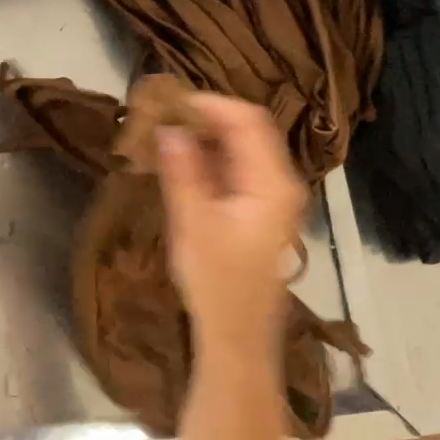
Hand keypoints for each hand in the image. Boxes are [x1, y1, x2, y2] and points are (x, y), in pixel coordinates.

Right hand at [156, 95, 305, 363]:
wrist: (237, 337)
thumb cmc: (218, 283)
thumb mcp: (193, 223)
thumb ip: (182, 171)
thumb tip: (168, 127)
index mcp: (272, 183)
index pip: (247, 120)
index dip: (209, 103)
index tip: (167, 102)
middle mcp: (280, 183)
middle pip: (245, 130)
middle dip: (203, 118)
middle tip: (159, 117)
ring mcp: (271, 197)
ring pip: (239, 148)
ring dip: (203, 137)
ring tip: (162, 136)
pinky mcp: (257, 210)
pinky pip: (235, 168)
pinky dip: (208, 158)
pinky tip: (177, 163)